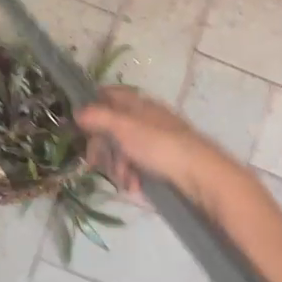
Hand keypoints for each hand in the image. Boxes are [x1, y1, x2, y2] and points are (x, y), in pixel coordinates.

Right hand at [77, 86, 234, 206]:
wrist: (205, 178)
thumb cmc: (160, 146)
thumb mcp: (123, 127)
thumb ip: (97, 117)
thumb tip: (77, 112)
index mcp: (138, 104)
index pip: (108, 94)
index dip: (91, 106)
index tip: (80, 125)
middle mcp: (145, 119)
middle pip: (111, 127)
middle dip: (102, 147)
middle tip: (96, 162)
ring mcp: (155, 142)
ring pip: (122, 149)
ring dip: (117, 166)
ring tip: (125, 181)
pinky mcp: (163, 164)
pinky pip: (137, 166)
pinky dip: (132, 176)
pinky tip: (136, 187)